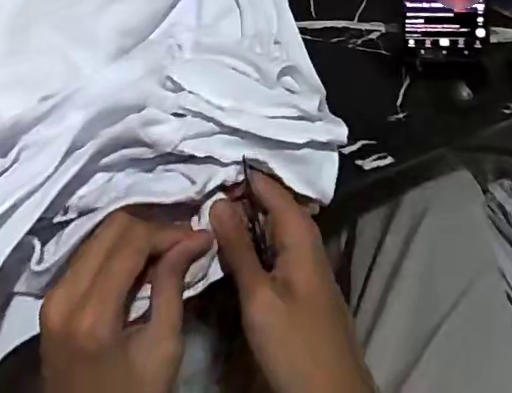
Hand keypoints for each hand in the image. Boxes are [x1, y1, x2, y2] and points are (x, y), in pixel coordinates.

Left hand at [41, 208, 211, 392]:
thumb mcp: (163, 347)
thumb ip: (173, 284)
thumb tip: (196, 235)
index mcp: (92, 314)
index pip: (133, 239)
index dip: (169, 231)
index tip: (198, 237)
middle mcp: (64, 297)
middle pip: (113, 227)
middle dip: (153, 227)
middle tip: (184, 242)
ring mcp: (52, 297)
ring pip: (100, 235)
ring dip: (136, 235)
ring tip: (167, 251)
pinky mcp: (51, 301)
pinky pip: (89, 253)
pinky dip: (118, 249)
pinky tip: (141, 263)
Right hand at [210, 171, 375, 392]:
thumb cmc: (295, 343)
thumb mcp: (259, 296)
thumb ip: (239, 248)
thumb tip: (218, 201)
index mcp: (300, 232)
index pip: (270, 187)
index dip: (242, 176)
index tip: (209, 168)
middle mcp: (307, 238)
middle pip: (273, 205)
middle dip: (242, 197)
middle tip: (204, 194)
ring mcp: (307, 261)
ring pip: (273, 227)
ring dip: (246, 221)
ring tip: (211, 217)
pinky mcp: (302, 282)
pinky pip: (276, 247)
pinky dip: (255, 242)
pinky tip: (234, 250)